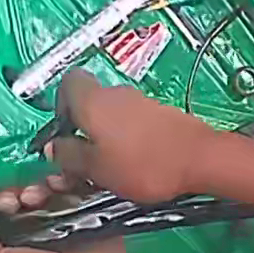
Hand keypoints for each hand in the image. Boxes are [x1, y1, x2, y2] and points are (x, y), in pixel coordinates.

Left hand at [0, 193, 132, 252]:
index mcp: (5, 238)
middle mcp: (33, 225)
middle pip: (20, 192)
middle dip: (16, 191)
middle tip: (21, 202)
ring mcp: (62, 217)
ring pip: (47, 186)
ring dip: (41, 185)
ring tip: (42, 197)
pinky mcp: (90, 210)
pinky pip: (77, 185)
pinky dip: (69, 179)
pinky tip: (62, 186)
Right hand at [45, 68, 223, 202]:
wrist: (200, 159)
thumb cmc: (145, 164)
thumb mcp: (97, 169)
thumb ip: (70, 156)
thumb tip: (53, 148)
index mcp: (93, 101)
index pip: (67, 83)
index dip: (60, 106)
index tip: (64, 132)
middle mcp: (117, 94)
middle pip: (91, 103)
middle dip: (85, 129)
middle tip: (86, 159)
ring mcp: (143, 102)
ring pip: (115, 115)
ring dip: (110, 137)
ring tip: (114, 167)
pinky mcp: (164, 115)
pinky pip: (137, 124)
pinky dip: (132, 140)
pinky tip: (139, 163)